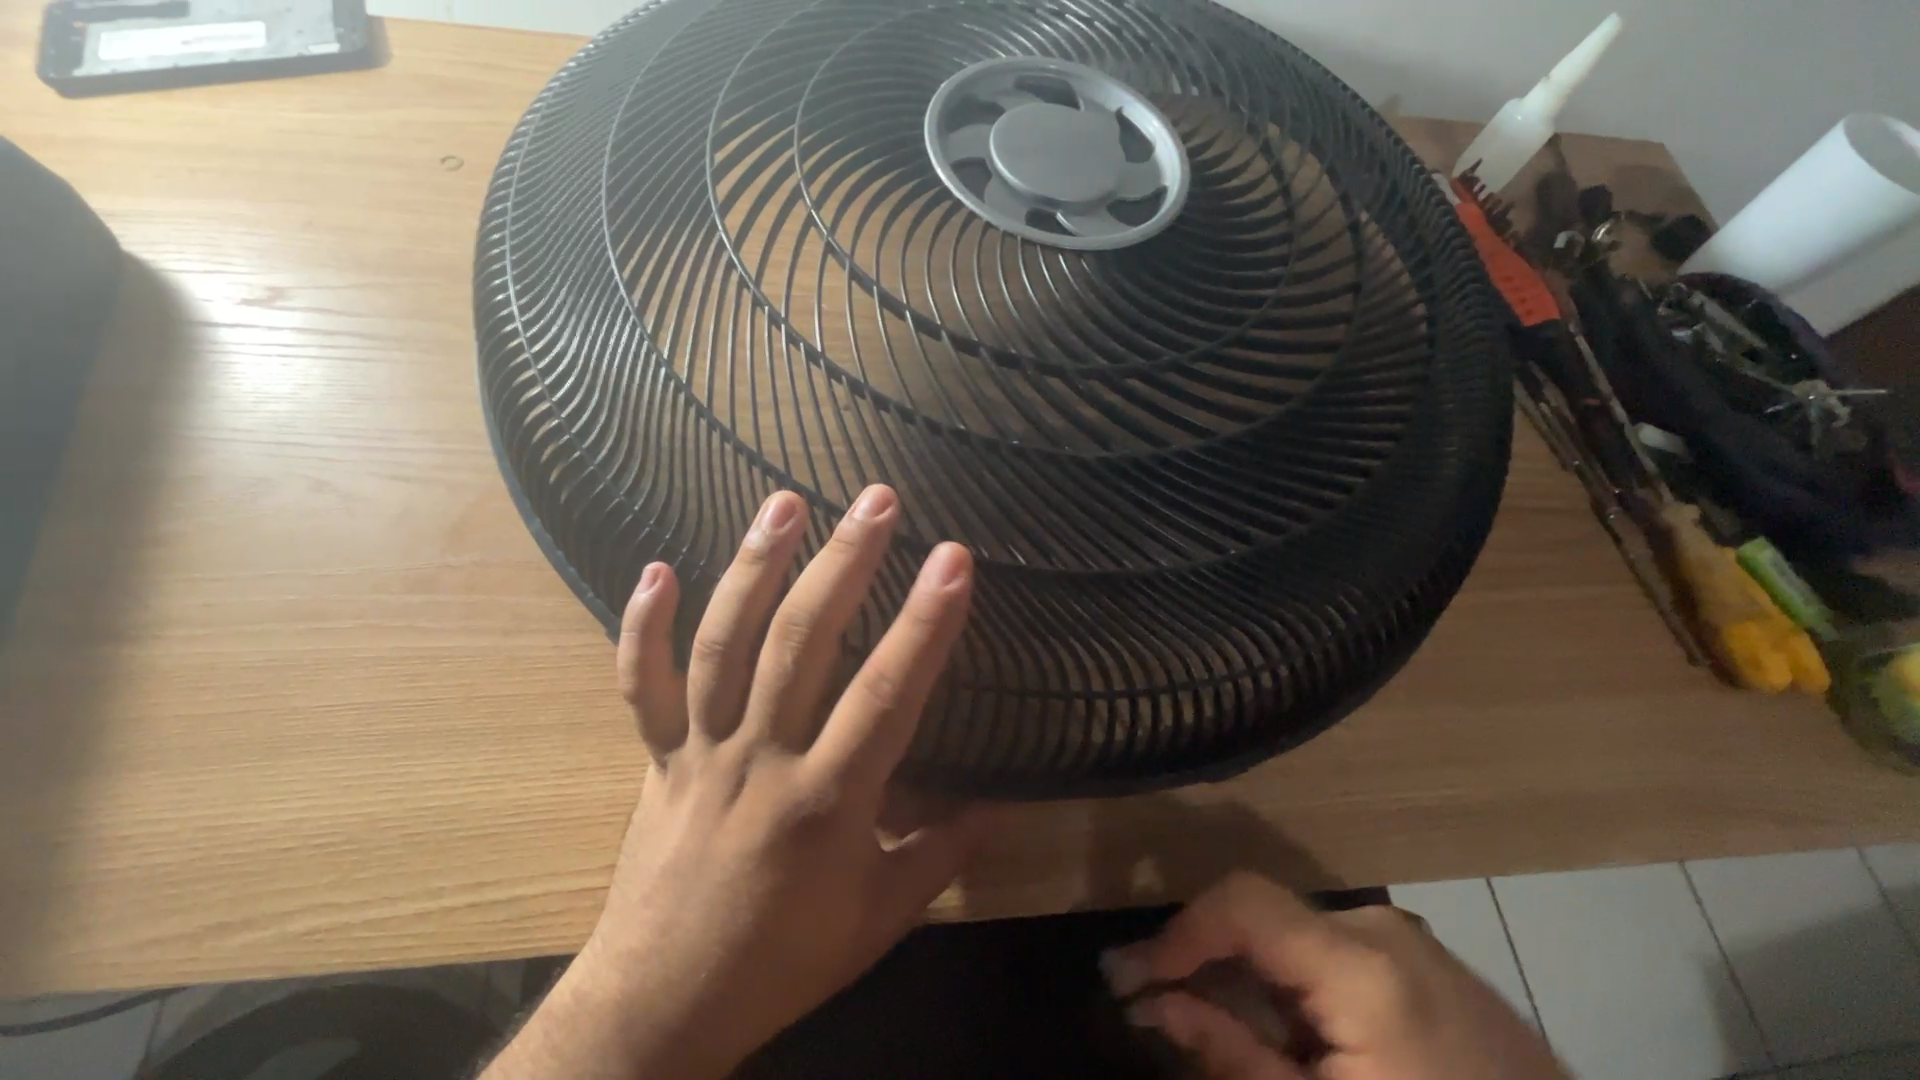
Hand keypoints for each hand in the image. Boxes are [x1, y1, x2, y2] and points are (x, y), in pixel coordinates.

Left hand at [483, 485, 990, 1079]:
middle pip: (802, 646)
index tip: (952, 560)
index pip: (886, 696)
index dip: (924, 624)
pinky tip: (655, 568)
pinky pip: (642, 688)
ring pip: (724, 646)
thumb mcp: (882, 919)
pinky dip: (642, 629)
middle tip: (876, 499)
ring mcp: (700, 753)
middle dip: (844, 565)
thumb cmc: (785, 960)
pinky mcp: (657, 760)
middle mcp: (761, 760)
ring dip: (754, 569)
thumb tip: (997, 803)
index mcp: (826, 803)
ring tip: (785, 503)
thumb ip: (941, 854)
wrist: (664, 1005)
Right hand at [1104, 873, 1569, 1079]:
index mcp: (1361, 963)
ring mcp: (1411, 941)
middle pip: (1262, 916)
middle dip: (1202, 956)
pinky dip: (1289, 978)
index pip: (1241, 903)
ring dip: (1244, 969)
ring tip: (1211, 1018)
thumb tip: (1154, 1005)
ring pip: (1293, 932)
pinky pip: (1332, 950)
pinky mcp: (1427, 962)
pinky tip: (1281, 1027)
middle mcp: (1382, 928)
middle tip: (1151, 1001)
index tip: (1130, 979)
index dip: (1175, 935)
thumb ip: (1233, 1055)